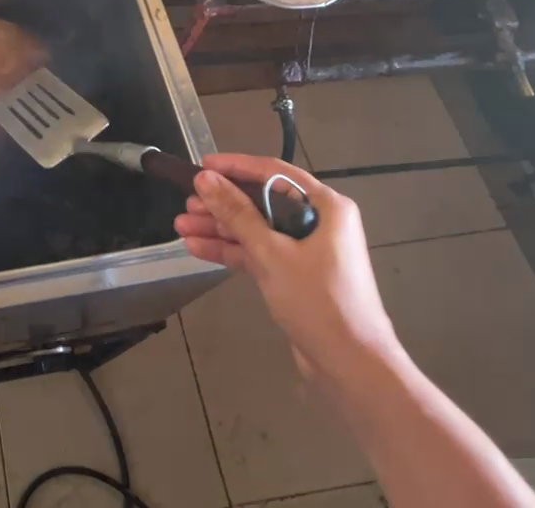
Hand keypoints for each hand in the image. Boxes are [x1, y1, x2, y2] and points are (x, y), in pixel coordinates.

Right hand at [175, 154, 395, 373]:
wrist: (352, 368)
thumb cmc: (318, 302)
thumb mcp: (272, 254)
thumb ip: (237, 213)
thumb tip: (204, 178)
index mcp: (325, 207)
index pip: (273, 173)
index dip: (236, 167)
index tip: (202, 166)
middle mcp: (318, 221)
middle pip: (261, 201)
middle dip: (221, 204)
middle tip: (186, 204)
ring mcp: (305, 250)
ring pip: (255, 228)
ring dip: (220, 228)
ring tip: (181, 227)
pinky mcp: (294, 275)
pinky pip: (258, 253)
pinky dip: (231, 251)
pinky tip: (198, 248)